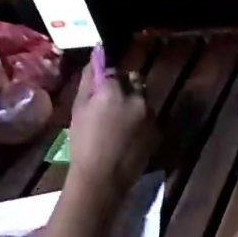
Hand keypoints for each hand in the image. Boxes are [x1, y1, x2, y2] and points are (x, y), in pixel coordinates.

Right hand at [68, 47, 156, 192]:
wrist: (104, 177)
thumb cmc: (84, 142)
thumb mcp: (79, 108)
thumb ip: (89, 81)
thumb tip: (96, 59)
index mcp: (115, 91)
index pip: (114, 70)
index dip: (107, 77)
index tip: (101, 85)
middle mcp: (138, 100)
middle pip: (135, 81)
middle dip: (125, 86)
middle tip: (112, 101)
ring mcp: (151, 117)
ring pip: (144, 99)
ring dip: (135, 102)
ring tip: (121, 120)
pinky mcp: (158, 132)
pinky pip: (150, 117)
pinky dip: (142, 119)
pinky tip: (130, 133)